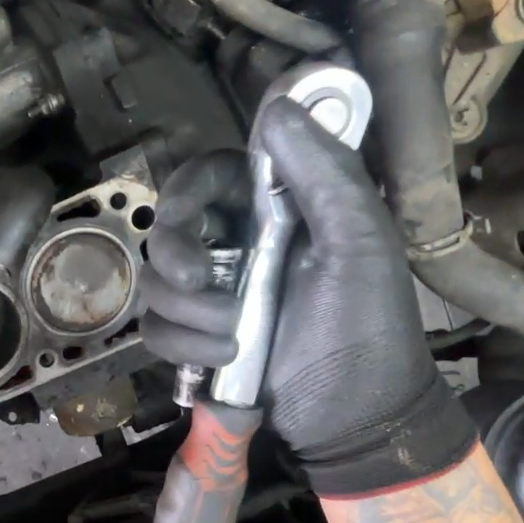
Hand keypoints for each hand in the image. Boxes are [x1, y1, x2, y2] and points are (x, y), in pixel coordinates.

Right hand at [142, 99, 476, 495]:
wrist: (358, 415)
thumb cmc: (367, 327)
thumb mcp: (360, 243)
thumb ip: (325, 173)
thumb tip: (279, 106)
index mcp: (275, 216)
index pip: (209, 179)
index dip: (187, 190)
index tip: (189, 215)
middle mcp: (235, 249)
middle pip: (167, 230)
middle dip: (175, 256)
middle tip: (201, 282)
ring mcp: (211, 299)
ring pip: (157, 285)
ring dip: (191, 314)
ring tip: (237, 337)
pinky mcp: (193, 342)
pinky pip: (156, 330)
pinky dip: (183, 346)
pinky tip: (224, 359)